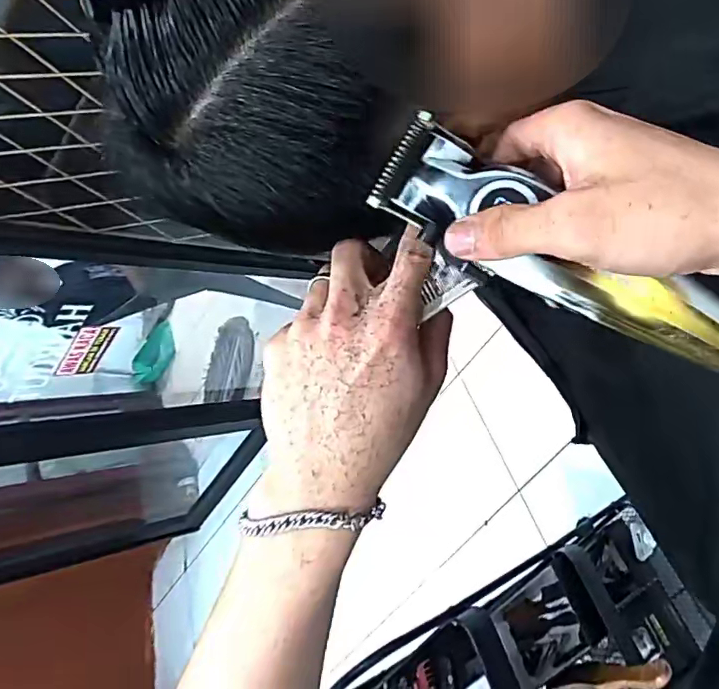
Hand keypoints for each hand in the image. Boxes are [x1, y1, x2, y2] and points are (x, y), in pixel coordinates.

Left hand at [252, 229, 452, 517]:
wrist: (321, 476)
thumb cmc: (374, 437)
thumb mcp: (427, 386)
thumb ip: (436, 334)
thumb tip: (438, 304)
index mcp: (387, 326)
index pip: (408, 258)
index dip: (417, 243)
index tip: (417, 242)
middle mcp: (344, 318)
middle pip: (350, 250)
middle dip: (366, 256)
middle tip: (373, 276)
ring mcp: (306, 328)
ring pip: (322, 283)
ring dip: (338, 296)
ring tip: (345, 331)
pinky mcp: (280, 342)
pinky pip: (299, 317)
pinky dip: (313, 328)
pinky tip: (322, 358)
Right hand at [442, 100, 718, 276]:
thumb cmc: (664, 212)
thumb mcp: (574, 227)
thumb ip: (509, 230)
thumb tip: (455, 235)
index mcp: (564, 126)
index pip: (496, 146)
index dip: (476, 184)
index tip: (463, 224)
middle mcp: (584, 133)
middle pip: (522, 169)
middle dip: (511, 210)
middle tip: (501, 250)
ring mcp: (610, 157)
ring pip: (553, 190)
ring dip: (543, 224)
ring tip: (539, 258)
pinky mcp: (630, 182)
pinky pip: (582, 201)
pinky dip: (572, 227)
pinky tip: (575, 257)